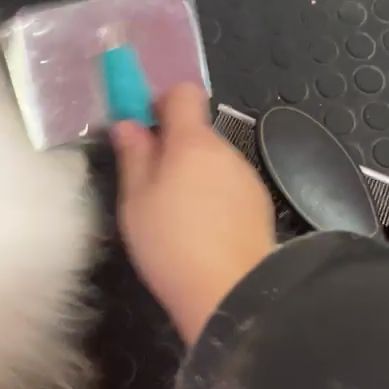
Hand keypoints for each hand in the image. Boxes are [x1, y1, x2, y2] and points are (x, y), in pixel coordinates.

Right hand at [111, 84, 277, 342]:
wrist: (233, 294)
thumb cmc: (172, 245)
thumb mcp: (136, 202)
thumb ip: (134, 156)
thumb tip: (129, 124)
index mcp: (192, 142)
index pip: (183, 93)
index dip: (161, 102)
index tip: (144, 129)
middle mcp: (226, 150)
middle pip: (197, 131)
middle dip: (173, 148)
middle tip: (150, 185)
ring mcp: (247, 176)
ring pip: (213, 161)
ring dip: (194, 174)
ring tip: (177, 217)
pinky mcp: (260, 204)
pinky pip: (229, 185)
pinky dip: (215, 197)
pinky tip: (204, 232)